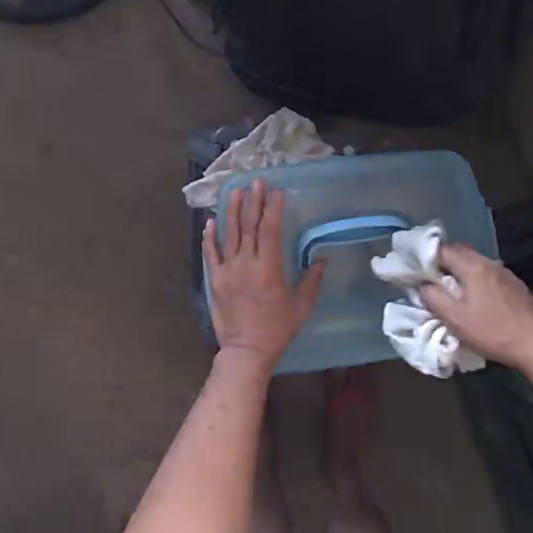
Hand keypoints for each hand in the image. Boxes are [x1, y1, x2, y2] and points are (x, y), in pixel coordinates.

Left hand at [204, 182, 325, 365]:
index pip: (269, 230)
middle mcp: (245, 263)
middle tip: (257, 182)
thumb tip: (321, 260)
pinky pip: (211, 253)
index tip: (276, 192)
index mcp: (268, 268)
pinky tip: (211, 221)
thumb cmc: (277, 329)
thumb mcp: (300, 306)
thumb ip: (310, 281)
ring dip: (232, 211)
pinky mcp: (215, 278)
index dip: (272, 209)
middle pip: (249, 226)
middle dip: (254, 202)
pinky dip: (210, 236)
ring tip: (236, 191)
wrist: (246, 349)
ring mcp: (227, 270)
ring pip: (229, 234)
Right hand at [415, 243, 532, 375]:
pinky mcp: (516, 287)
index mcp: (472, 266)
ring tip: (452, 289)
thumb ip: (432, 296)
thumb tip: (423, 286)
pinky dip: (476, 280)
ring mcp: (505, 274)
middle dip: (443, 261)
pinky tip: (476, 299)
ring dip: (460, 271)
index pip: (442, 249)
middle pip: (460, 252)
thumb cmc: (492, 331)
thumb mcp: (453, 317)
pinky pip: (488, 274)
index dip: (426, 257)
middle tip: (432, 279)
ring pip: (475, 263)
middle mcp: (489, 264)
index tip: (418, 271)